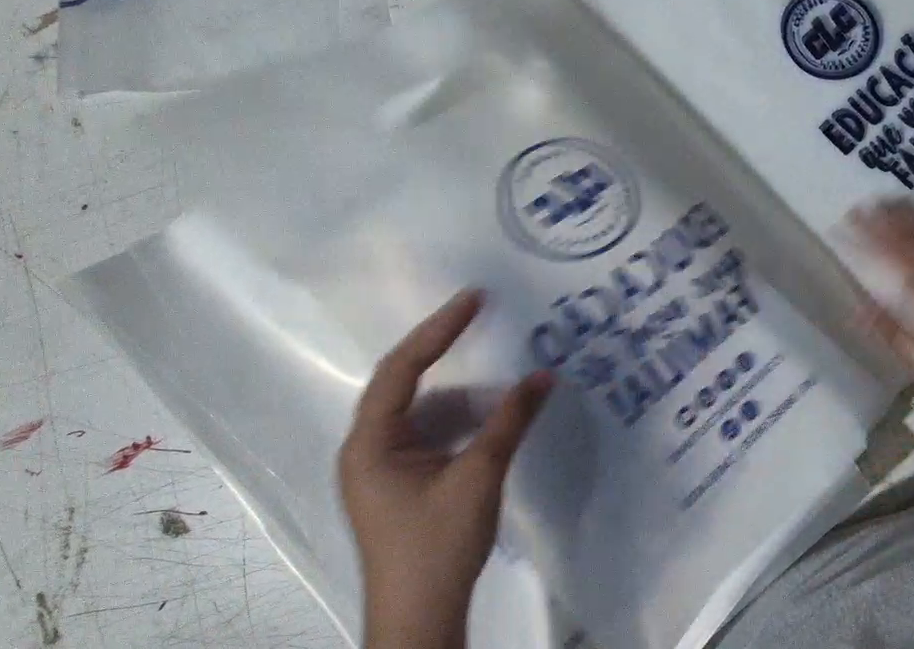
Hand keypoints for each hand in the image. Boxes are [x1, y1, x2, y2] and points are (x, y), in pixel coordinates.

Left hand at [338, 288, 554, 648]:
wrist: (419, 619)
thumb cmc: (437, 545)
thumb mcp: (479, 475)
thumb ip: (509, 420)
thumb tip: (545, 374)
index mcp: (370, 443)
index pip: (402, 368)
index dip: (439, 328)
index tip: (475, 297)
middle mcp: (368, 448)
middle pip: (405, 381)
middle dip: (445, 348)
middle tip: (484, 314)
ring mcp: (384, 467)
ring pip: (424, 408)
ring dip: (464, 391)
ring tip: (504, 375)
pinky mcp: (404, 483)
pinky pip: (433, 432)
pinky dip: (464, 417)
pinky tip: (495, 415)